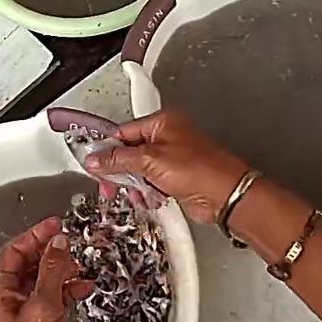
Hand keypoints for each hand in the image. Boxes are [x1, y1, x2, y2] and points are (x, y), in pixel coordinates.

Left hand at [0, 218, 93, 321]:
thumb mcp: (43, 309)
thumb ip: (52, 272)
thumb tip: (59, 242)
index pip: (14, 252)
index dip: (35, 236)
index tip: (56, 225)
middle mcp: (9, 299)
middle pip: (29, 263)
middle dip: (50, 252)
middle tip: (72, 242)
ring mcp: (26, 312)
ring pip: (44, 279)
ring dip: (62, 270)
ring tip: (81, 265)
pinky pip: (55, 296)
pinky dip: (69, 288)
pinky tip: (84, 286)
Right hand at [82, 110, 250, 223]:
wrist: (227, 197)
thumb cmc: (200, 170)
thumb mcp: (149, 160)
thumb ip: (117, 159)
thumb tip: (95, 158)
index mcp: (161, 123)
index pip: (122, 132)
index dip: (106, 149)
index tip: (93, 162)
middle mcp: (167, 138)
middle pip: (129, 152)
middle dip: (119, 171)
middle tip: (108, 183)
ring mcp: (172, 159)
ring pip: (138, 170)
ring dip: (133, 185)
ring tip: (136, 193)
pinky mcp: (176, 178)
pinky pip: (151, 183)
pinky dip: (147, 192)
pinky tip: (150, 198)